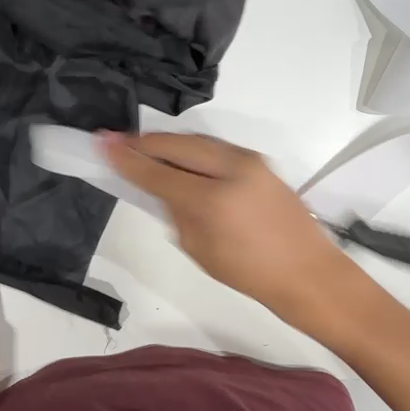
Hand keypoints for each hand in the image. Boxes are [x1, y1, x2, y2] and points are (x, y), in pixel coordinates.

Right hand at [102, 131, 356, 320]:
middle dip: (144, 142)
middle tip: (115, 139)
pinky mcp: (260, 162)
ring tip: (143, 146)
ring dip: (168, 143)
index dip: (126, 158)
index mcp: (211, 200)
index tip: (102, 143)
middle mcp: (231, 170)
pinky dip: (192, 149)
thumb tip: (163, 187)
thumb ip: (177, 212)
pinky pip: (216, 148)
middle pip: (177, 144)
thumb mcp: (198, 247)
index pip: (157, 172)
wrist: (307, 271)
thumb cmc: (248, 271)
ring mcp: (250, 162)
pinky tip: (179, 156)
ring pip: (198, 141)